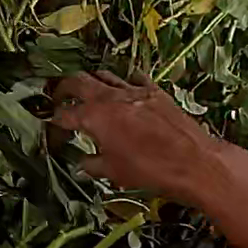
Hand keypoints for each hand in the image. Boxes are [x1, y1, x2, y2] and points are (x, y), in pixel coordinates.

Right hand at [50, 72, 239, 207]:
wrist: (194, 162)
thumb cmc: (150, 170)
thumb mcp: (114, 173)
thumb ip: (92, 165)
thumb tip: (81, 163)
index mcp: (95, 117)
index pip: (65, 114)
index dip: (55, 121)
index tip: (52, 128)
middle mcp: (110, 98)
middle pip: (78, 81)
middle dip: (63, 87)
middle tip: (58, 96)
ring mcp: (134, 90)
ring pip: (104, 75)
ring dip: (92, 81)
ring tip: (87, 89)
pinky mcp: (154, 91)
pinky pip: (133, 78)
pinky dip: (124, 81)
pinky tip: (124, 88)